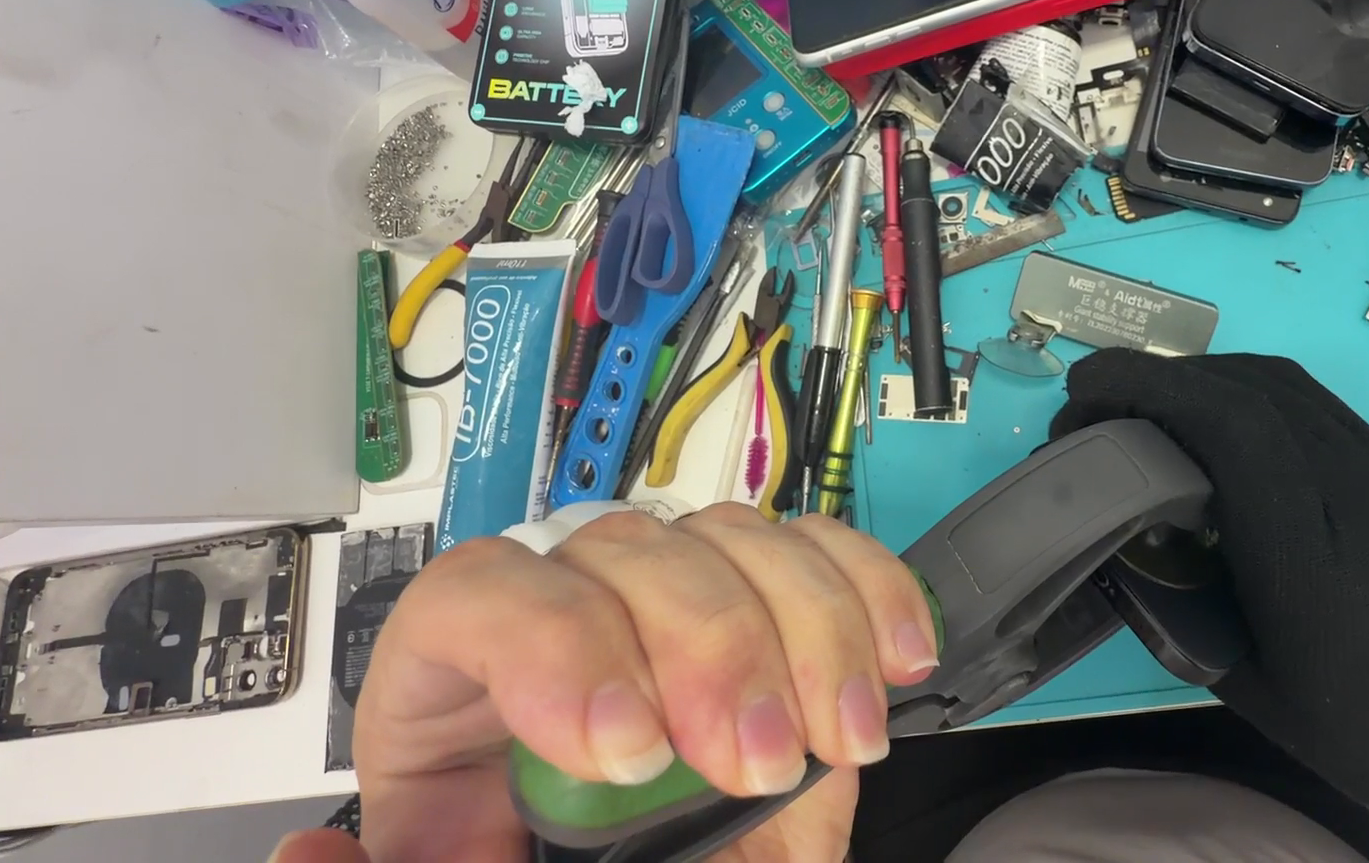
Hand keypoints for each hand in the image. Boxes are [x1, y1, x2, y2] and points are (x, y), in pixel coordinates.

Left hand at [267, 503, 939, 862]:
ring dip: (810, 631)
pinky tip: (899, 659)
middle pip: (635, 554)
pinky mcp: (777, 582)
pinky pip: (830, 546)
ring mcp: (689, 577)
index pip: (484, 595)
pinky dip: (873, 592)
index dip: (558, 647)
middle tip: (761, 762)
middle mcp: (581, 594)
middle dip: (714, 649)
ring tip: (840, 736)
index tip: (633, 751)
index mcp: (470, 667)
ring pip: (743, 538)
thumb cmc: (551, 859)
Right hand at [1054, 351, 1368, 860]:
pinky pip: (1298, 396)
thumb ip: (1176, 604)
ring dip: (1190, 376)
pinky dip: (1231, 387)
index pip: (1231, 433)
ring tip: (1137, 404)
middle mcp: (1352, 492)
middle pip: (1244, 391)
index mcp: (1313, 563)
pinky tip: (1200, 416)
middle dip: (1151, 377)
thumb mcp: (1250, 687)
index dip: (1150, 391)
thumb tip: (1117, 535)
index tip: (1083, 394)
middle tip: (1089, 400)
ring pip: (1272, 381)